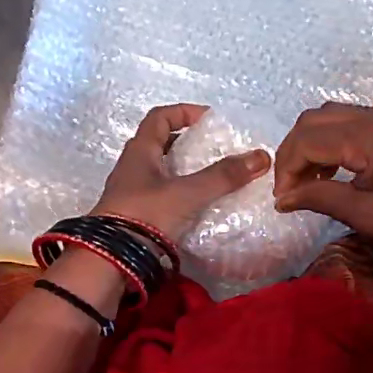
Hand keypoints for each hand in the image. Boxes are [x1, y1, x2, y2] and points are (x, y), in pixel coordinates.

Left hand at [92, 104, 271, 239]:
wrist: (111, 260)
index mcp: (140, 152)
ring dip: (183, 171)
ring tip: (210, 178)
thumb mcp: (188, 193)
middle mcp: (132, 168)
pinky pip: (161, 197)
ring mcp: (131, 194)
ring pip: (160, 172)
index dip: (184, 112)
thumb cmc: (146, 215)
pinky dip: (180, 195)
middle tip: (213, 150)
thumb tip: (261, 156)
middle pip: (160, 144)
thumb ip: (223, 176)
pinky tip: (197, 206)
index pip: (159, 117)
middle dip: (187, 143)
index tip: (209, 119)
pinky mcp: (135, 217)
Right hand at [273, 103, 372, 259]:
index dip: (288, 167)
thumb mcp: (365, 215)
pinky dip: (328, 143)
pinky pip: (346, 123)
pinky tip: (326, 173)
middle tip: (288, 189)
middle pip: (315, 120)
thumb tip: (281, 199)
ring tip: (305, 183)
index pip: (310, 138)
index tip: (281, 198)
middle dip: (293, 153)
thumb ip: (320, 199)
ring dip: (309, 146)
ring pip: (328, 118)